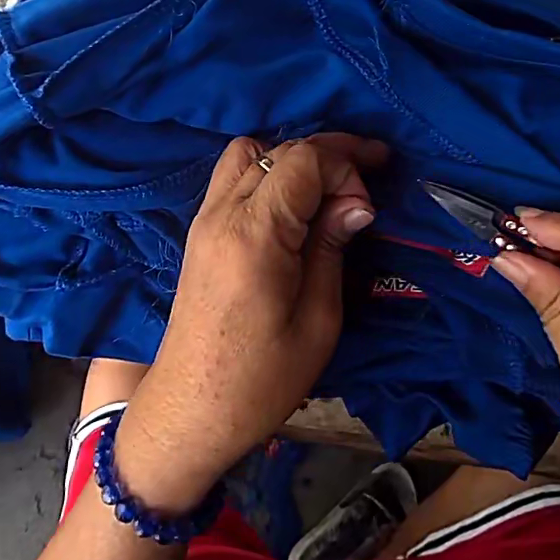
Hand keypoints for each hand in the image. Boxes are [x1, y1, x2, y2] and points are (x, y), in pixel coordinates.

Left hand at [115, 134, 388, 513]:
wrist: (189, 409)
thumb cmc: (260, 379)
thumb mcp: (317, 320)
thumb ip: (331, 247)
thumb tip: (356, 202)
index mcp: (255, 233)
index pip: (302, 159)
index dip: (345, 164)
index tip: (370, 198)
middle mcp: (222, 213)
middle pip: (276, 150)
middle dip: (327, 155)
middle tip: (364, 184)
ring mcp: (203, 220)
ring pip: (247, 154)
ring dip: (291, 160)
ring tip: (327, 191)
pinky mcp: (198, 233)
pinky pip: (232, 178)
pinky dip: (267, 175)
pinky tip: (292, 205)